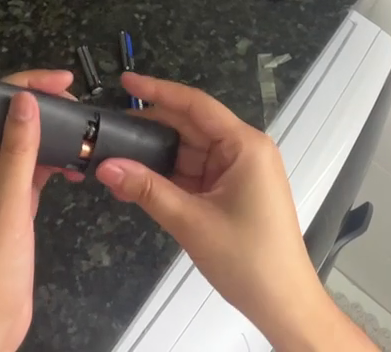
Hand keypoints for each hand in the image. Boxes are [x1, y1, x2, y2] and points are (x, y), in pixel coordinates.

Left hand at [0, 69, 81, 351]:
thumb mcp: (6, 209)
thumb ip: (17, 153)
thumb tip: (24, 99)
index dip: (27, 85)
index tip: (63, 81)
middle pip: (13, 121)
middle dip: (46, 108)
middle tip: (81, 107)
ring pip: (27, 146)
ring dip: (54, 137)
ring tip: (85, 134)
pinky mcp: (13, 206)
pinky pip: (35, 171)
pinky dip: (56, 165)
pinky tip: (77, 167)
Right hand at [94, 73, 372, 351]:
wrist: (285, 307)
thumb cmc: (248, 259)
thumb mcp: (192, 222)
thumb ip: (148, 190)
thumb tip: (106, 167)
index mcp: (244, 145)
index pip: (195, 105)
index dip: (158, 90)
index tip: (126, 82)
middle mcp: (242, 150)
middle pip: (189, 127)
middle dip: (150, 129)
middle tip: (109, 129)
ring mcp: (237, 171)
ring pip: (187, 151)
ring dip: (155, 157)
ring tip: (114, 157)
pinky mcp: (230, 191)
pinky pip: (193, 173)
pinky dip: (167, 178)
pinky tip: (137, 182)